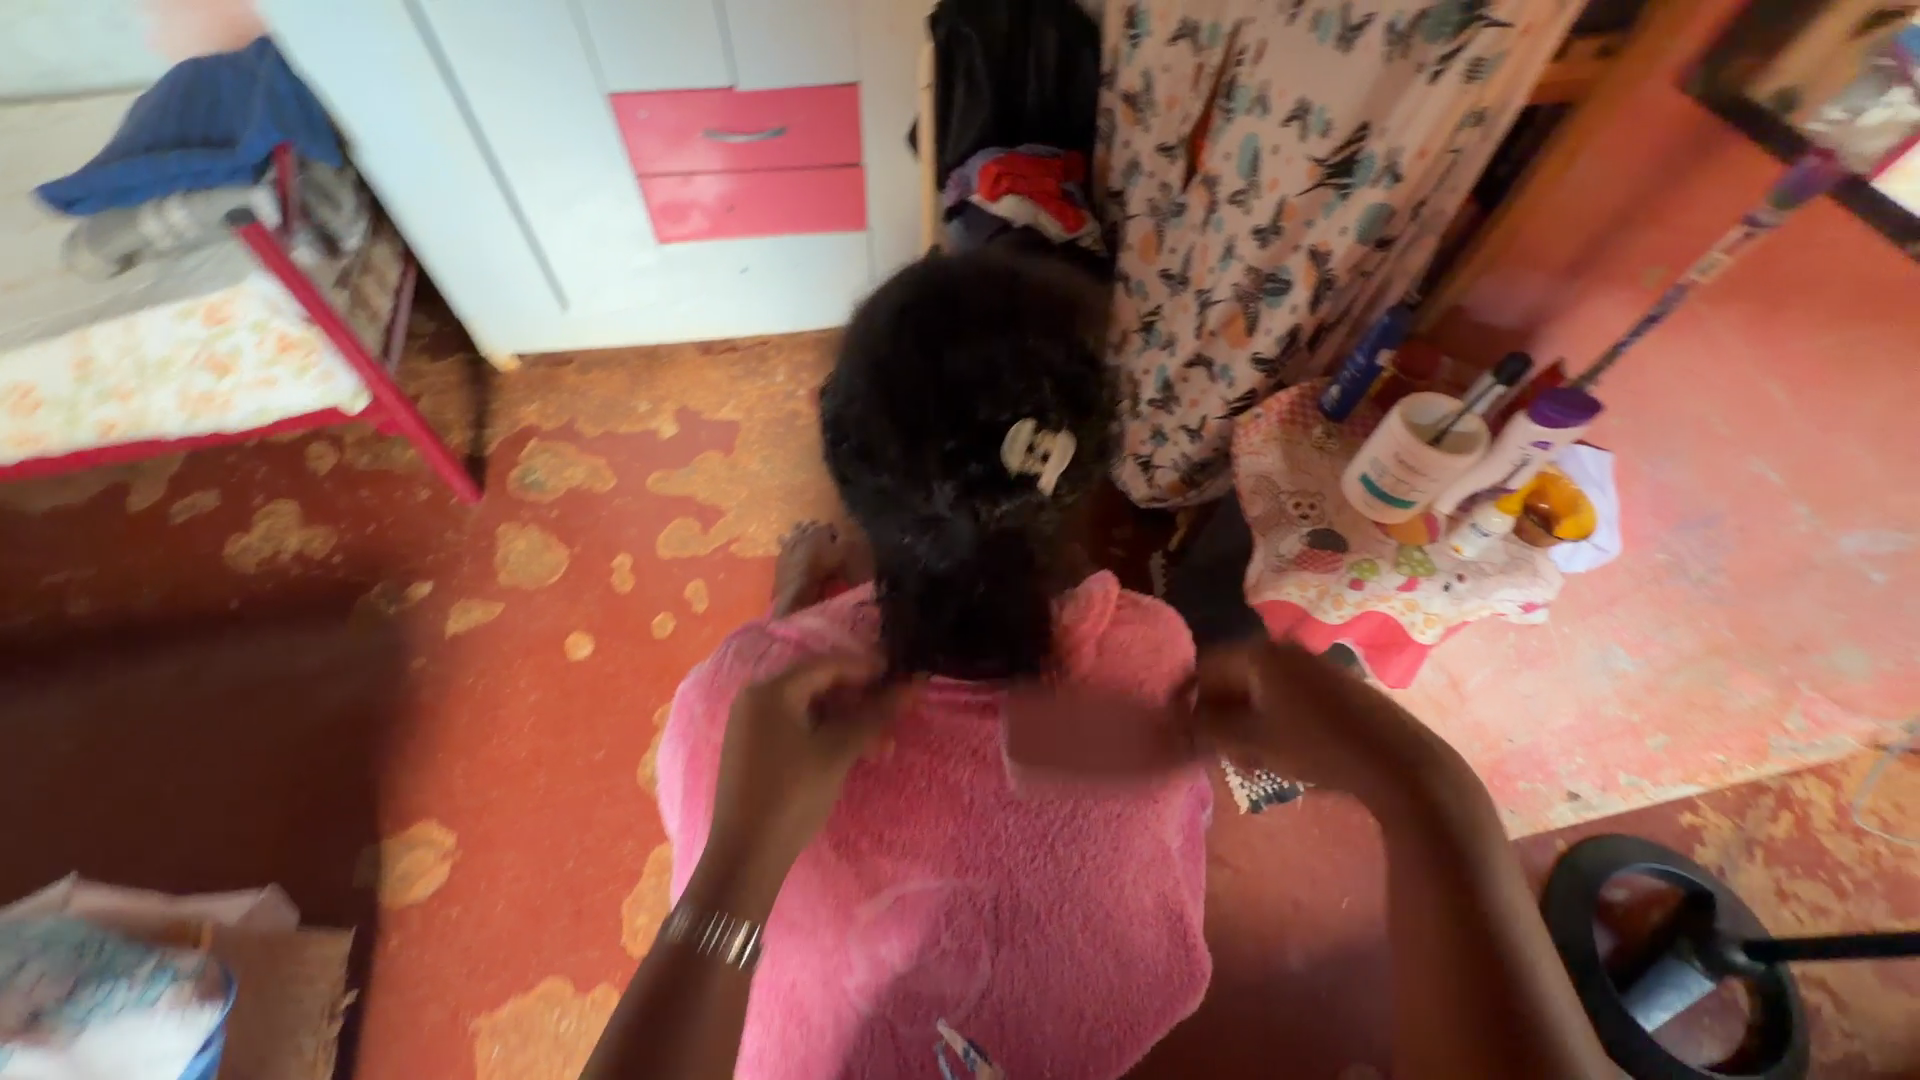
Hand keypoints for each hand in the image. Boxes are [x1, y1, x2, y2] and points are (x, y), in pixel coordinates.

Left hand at [705, 654, 911, 881]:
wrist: (746, 856)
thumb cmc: (793, 793)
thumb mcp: (838, 751)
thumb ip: (875, 715)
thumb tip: (913, 686)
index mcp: (771, 691)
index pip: (827, 666)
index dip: (866, 669)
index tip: (900, 677)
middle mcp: (756, 700)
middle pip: (819, 688)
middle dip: (860, 704)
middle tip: (894, 721)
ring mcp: (752, 727)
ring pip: (811, 712)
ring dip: (848, 726)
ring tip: (881, 751)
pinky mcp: (754, 751)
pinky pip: (797, 730)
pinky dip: (826, 737)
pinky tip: (852, 756)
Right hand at [1188, 639, 1454, 807]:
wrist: (1397, 761)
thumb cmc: (1316, 746)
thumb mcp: (1252, 742)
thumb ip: (1209, 729)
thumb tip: (1187, 722)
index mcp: (1258, 653)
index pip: (1205, 669)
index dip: (1194, 703)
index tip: (1197, 738)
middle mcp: (1283, 649)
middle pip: (1234, 679)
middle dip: (1225, 717)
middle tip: (1229, 756)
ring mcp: (1313, 663)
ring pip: (1261, 690)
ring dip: (1250, 723)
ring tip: (1257, 761)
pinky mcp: (1336, 683)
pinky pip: (1288, 695)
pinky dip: (1277, 720)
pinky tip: (1287, 753)